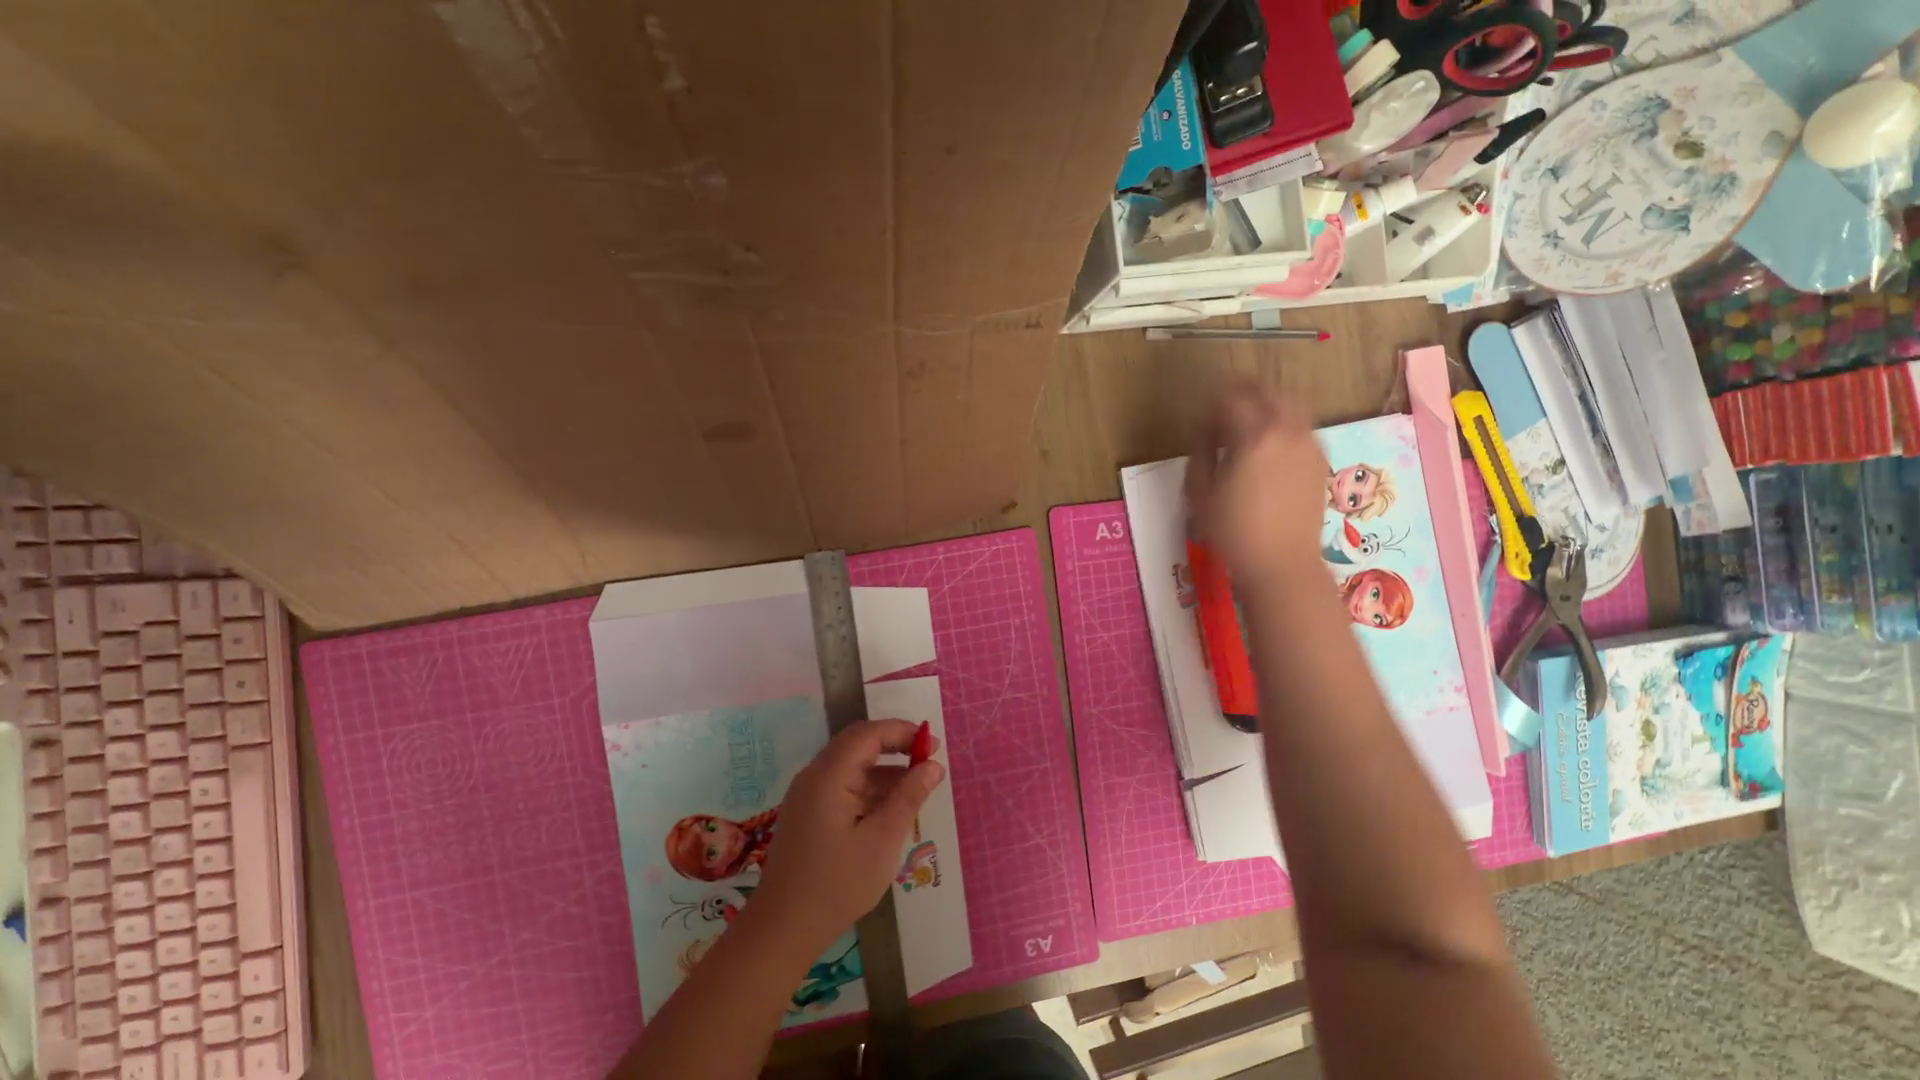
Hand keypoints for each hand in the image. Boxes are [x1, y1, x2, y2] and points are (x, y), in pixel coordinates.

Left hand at [757, 719, 946, 949]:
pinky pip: (842, 787)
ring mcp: (807, 796)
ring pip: (850, 767)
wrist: (784, 927)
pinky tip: (891, 810)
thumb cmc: (837, 884)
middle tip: (928, 760)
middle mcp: (814, 776)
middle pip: (857, 745)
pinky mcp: (807, 815)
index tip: (934, 746)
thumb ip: (908, 797)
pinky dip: (869, 789)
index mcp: (829, 775)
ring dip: (883, 770)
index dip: (903, 732)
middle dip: (894, 746)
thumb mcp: (882, 839)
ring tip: (917, 788)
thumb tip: (933, 765)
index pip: (868, 734)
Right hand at [1185, 380, 1329, 587]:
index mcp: (1253, 434)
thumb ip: (1200, 451)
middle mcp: (1286, 429)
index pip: (1229, 397)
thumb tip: (1205, 431)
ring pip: (1289, 403)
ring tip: (1249, 424)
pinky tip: (1271, 447)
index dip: (1211, 403)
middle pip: (1264, 390)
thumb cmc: (1233, 532)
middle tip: (1223, 409)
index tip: (1201, 418)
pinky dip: (1284, 424)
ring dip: (1266, 404)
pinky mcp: (1320, 459)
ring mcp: (1308, 443)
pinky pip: (1302, 426)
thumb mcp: (1200, 492)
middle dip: (1241, 393)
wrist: (1282, 564)